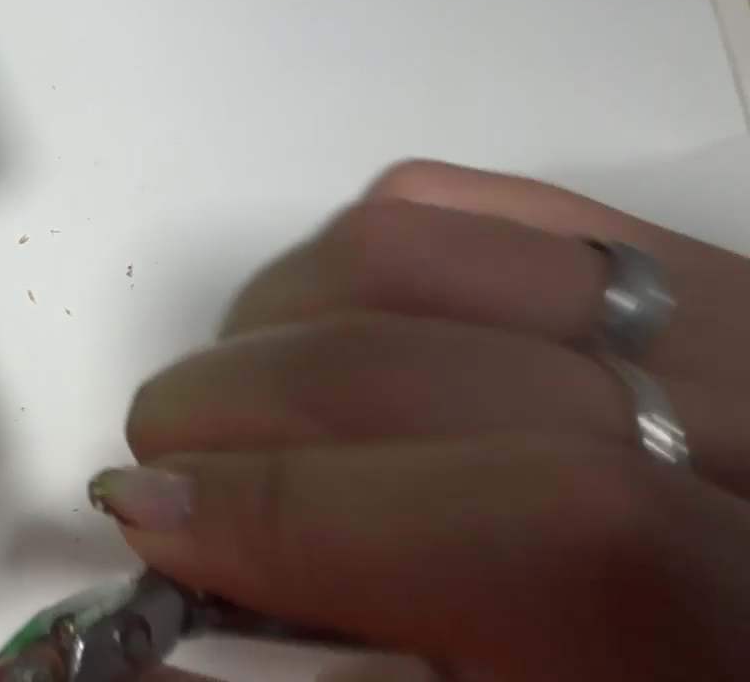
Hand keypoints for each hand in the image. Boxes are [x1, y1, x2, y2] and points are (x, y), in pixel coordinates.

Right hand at [101, 160, 749, 681]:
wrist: (749, 597)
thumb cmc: (641, 675)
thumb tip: (144, 651)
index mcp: (744, 618)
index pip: (550, 528)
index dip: (303, 513)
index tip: (146, 518)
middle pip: (418, 362)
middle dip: (225, 408)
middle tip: (162, 471)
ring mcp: (702, 304)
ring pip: (400, 246)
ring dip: (260, 322)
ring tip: (243, 397)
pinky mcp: (629, 240)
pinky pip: (437, 200)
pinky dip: (330, 259)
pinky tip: (324, 329)